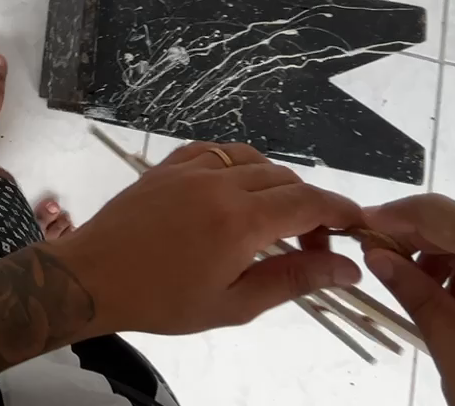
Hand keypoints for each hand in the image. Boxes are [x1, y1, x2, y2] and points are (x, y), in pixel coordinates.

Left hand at [50, 141, 365, 334]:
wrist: (95, 274)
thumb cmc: (164, 299)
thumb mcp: (236, 303)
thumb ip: (293, 279)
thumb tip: (347, 268)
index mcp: (238, 219)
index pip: (308, 202)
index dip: (341, 211)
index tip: (359, 228)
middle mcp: (215, 183)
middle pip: (283, 178)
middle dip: (309, 206)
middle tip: (311, 246)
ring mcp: (186, 169)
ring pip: (249, 159)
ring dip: (273, 182)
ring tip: (273, 221)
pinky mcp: (164, 166)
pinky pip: (211, 152)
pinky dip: (234, 165)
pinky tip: (233, 194)